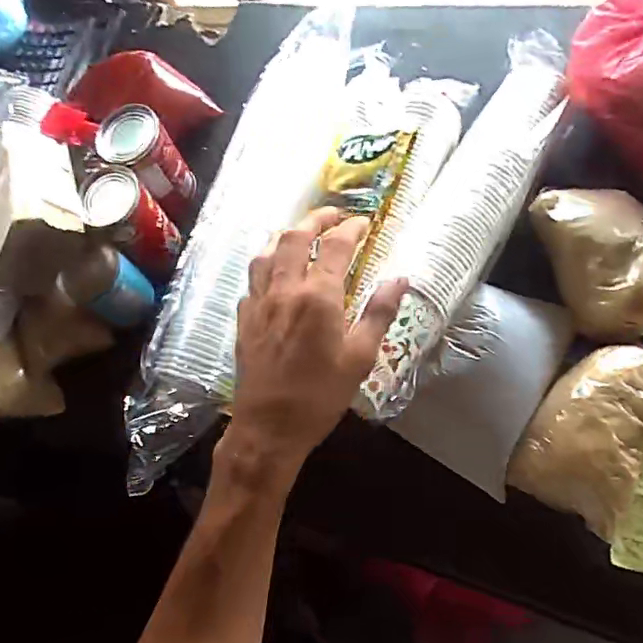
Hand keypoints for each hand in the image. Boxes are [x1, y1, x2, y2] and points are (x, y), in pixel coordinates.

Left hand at [219, 208, 407, 483]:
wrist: (268, 427)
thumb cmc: (319, 397)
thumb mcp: (360, 359)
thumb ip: (378, 314)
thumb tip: (399, 280)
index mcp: (318, 297)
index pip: (336, 246)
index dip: (352, 228)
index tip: (365, 223)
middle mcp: (284, 290)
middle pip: (295, 237)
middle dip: (316, 219)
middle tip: (333, 216)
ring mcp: (258, 303)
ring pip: (266, 253)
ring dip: (285, 236)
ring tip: (301, 234)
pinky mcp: (243, 320)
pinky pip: (252, 280)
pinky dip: (266, 265)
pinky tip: (274, 274)